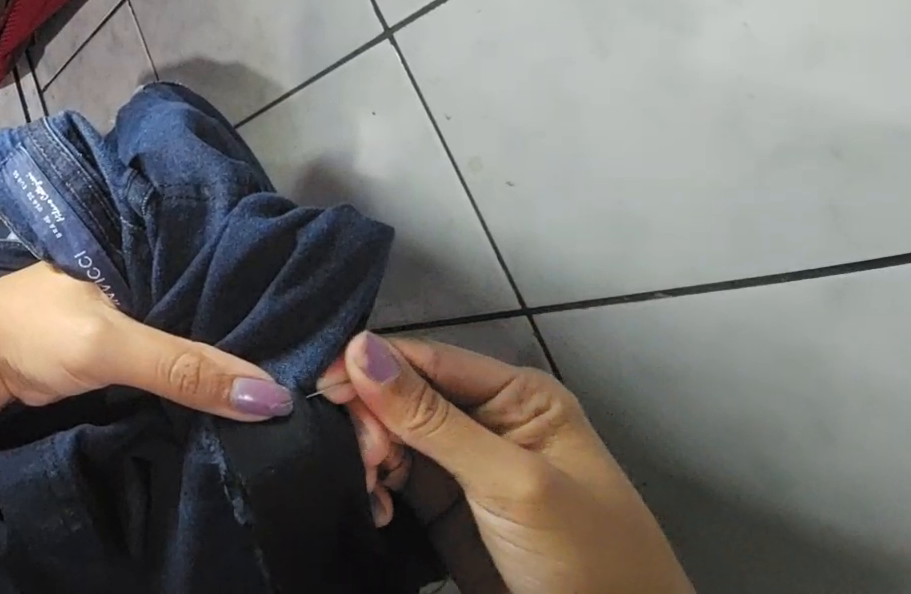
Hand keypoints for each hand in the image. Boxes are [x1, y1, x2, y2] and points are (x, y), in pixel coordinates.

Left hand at [0, 263, 297, 424]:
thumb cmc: (36, 331)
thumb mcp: (110, 344)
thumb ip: (182, 366)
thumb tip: (272, 397)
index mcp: (141, 248)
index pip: (216, 263)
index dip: (261, 288)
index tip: (318, 319)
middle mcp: (144, 272)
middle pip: (209, 301)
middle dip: (250, 326)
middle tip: (317, 360)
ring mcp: (133, 309)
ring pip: (193, 330)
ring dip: (226, 354)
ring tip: (294, 374)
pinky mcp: (123, 345)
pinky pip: (174, 356)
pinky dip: (199, 372)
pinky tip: (235, 390)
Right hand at [315, 333, 693, 593]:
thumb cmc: (590, 563)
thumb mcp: (513, 484)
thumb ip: (432, 417)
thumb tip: (358, 346)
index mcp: (514, 394)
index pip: (423, 358)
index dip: (368, 365)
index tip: (320, 386)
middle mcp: (482, 416)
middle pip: (397, 393)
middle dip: (369, 420)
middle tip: (362, 459)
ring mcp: (458, 461)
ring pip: (386, 432)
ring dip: (366, 455)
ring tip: (370, 491)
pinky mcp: (439, 501)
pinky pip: (387, 472)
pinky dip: (371, 483)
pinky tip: (374, 505)